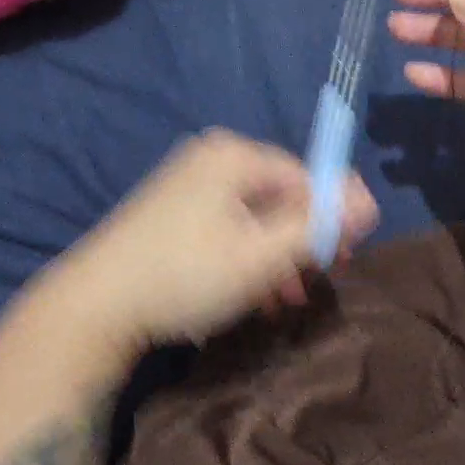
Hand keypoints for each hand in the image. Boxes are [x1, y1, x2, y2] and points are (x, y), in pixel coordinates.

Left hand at [58, 130, 378, 346]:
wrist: (93, 308)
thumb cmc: (185, 276)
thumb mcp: (262, 255)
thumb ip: (319, 226)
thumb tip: (371, 202)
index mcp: (234, 156)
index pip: (307, 176)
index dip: (332, 216)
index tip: (346, 259)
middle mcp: (210, 159)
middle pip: (281, 197)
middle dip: (303, 243)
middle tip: (318, 283)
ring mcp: (187, 186)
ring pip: (256, 220)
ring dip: (278, 259)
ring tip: (286, 301)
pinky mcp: (171, 214)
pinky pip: (228, 230)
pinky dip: (247, 261)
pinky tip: (254, 298)